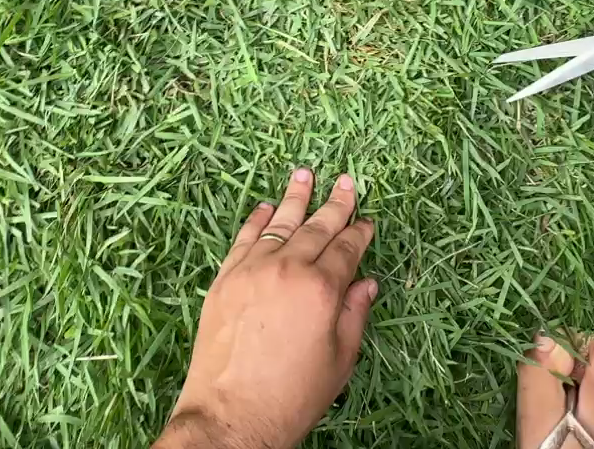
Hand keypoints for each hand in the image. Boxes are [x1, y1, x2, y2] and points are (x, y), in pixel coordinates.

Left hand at [156, 169, 377, 448]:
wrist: (229, 419)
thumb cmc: (291, 397)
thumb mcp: (338, 362)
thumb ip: (354, 315)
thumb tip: (367, 283)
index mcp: (321, 290)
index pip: (346, 249)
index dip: (359, 233)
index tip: (367, 221)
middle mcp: (288, 269)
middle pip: (317, 227)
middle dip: (335, 204)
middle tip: (346, 181)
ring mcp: (253, 269)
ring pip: (280, 223)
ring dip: (295, 197)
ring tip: (305, 173)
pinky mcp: (226, 278)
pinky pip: (244, 238)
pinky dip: (256, 220)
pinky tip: (266, 207)